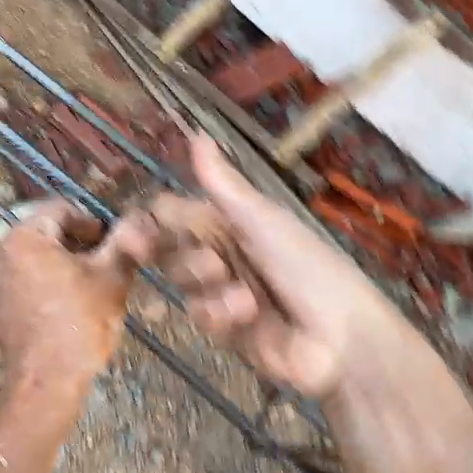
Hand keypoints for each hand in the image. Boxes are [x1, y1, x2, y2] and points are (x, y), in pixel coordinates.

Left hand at [0, 200, 136, 399]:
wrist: (46, 378)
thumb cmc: (79, 322)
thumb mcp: (109, 279)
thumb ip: (121, 245)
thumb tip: (136, 222)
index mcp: (24, 236)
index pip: (60, 210)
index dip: (91, 221)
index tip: (112, 240)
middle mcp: (0, 250)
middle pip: (45, 232)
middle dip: (76, 242)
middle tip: (105, 260)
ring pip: (35, 256)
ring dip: (62, 261)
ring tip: (91, 281)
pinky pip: (24, 277)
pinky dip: (46, 280)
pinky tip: (69, 299)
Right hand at [112, 135, 411, 398]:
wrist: (342, 339)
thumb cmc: (308, 267)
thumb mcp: (263, 219)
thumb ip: (222, 183)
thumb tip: (197, 133)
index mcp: (226, 222)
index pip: (169, 214)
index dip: (148, 220)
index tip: (130, 230)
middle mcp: (217, 252)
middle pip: (165, 248)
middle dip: (176, 253)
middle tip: (170, 254)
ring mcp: (217, 291)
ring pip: (180, 280)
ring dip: (206, 282)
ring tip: (243, 291)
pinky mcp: (222, 327)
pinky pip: (198, 313)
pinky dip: (221, 311)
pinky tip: (249, 313)